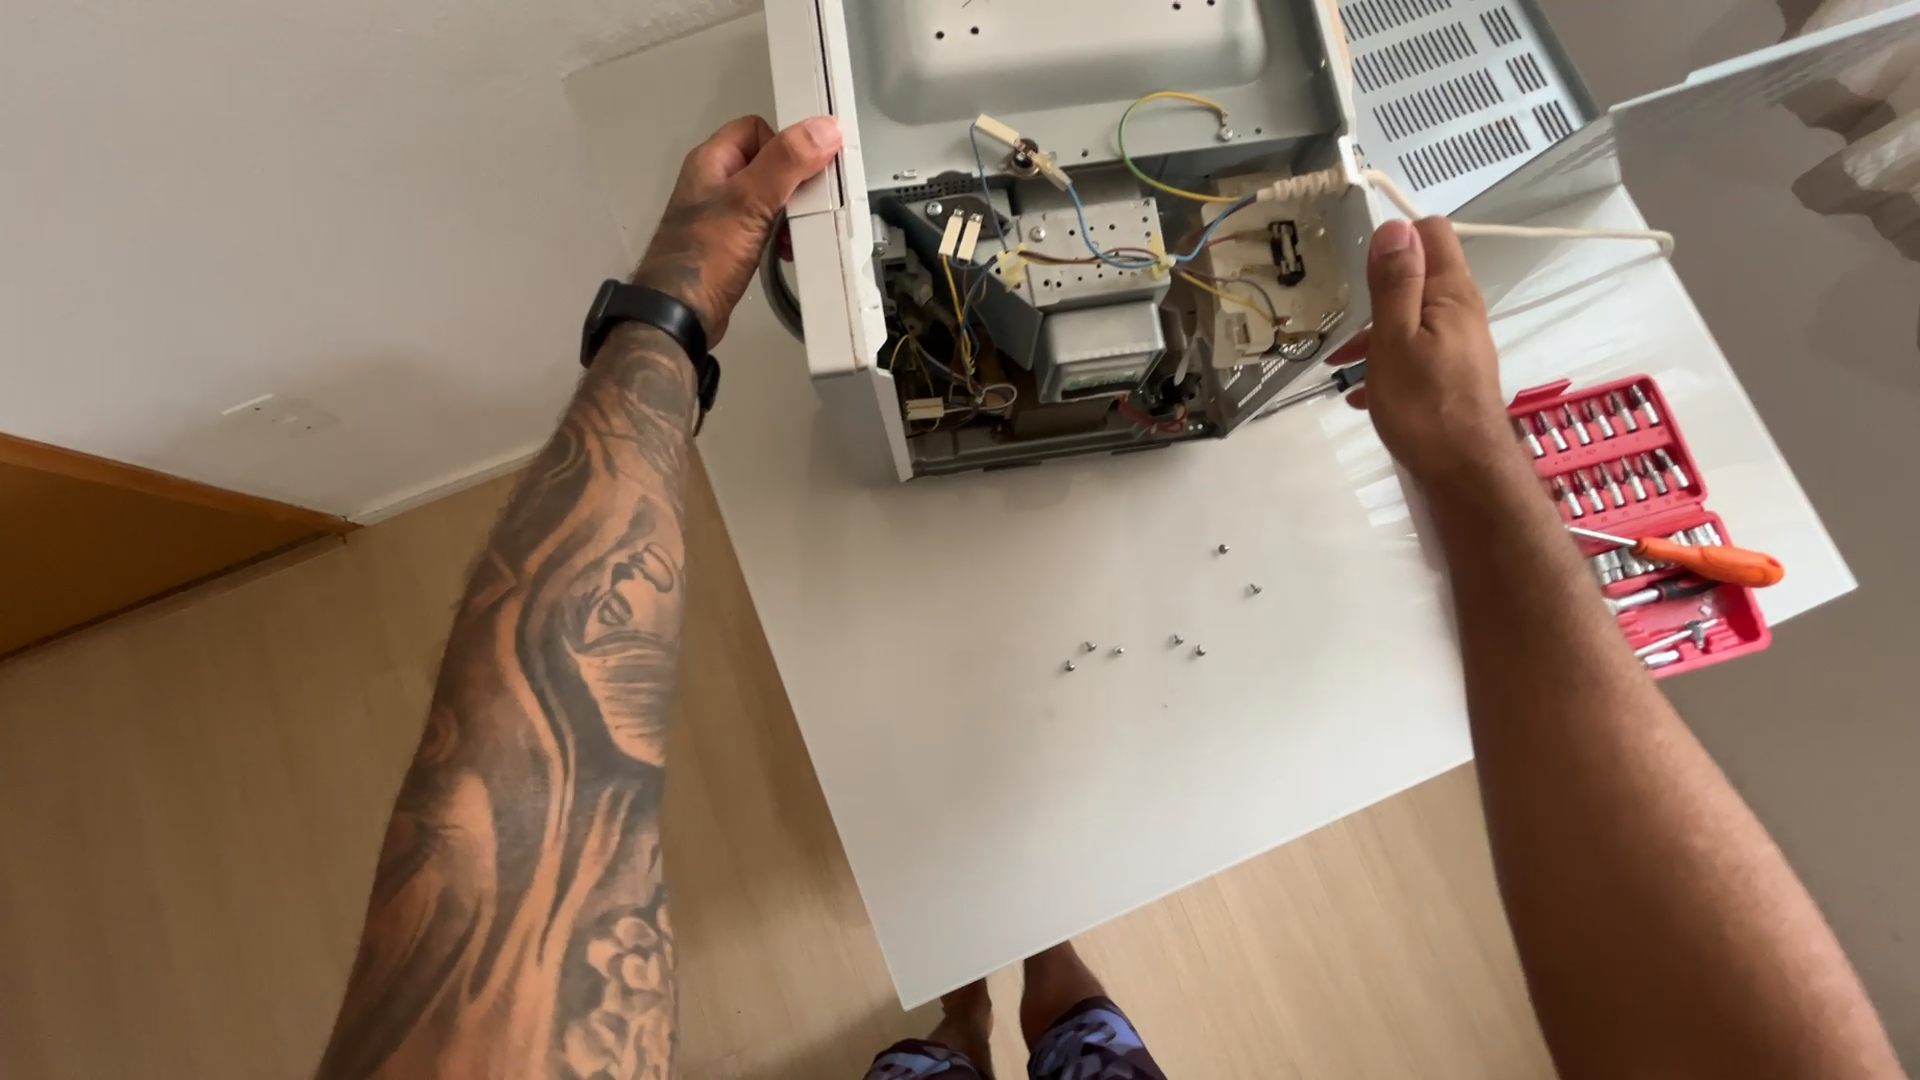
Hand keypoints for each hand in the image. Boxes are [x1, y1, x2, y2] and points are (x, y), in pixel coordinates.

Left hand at [632, 115, 841, 344]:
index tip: (808, 170)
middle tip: (807, 207)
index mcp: (713, 161)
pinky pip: (763, 229)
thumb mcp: (750, 202)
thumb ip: (786, 163)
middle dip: (793, 186)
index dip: (785, 144)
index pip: (757, 129)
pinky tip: (784, 252)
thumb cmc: (703, 257)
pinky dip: (779, 238)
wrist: (681, 313)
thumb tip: (823, 129)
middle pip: (766, 165)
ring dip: (789, 215)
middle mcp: (715, 184)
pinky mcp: (730, 245)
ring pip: (768, 199)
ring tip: (796, 234)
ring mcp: (722, 216)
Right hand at [1327, 217, 1519, 487]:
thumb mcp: (1395, 339)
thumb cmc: (1422, 404)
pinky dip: (1384, 362)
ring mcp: (1458, 342)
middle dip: (1376, 293)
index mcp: (1450, 294)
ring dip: (1374, 333)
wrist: (1460, 468)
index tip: (1358, 270)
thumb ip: (1395, 284)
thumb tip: (1393, 227)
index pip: (1431, 234)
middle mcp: (1461, 310)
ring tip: (1341, 365)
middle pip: (1417, 277)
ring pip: (1410, 318)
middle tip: (1342, 323)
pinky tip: (1360, 392)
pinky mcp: (1450, 371)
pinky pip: (1413, 350)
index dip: (1394, 241)